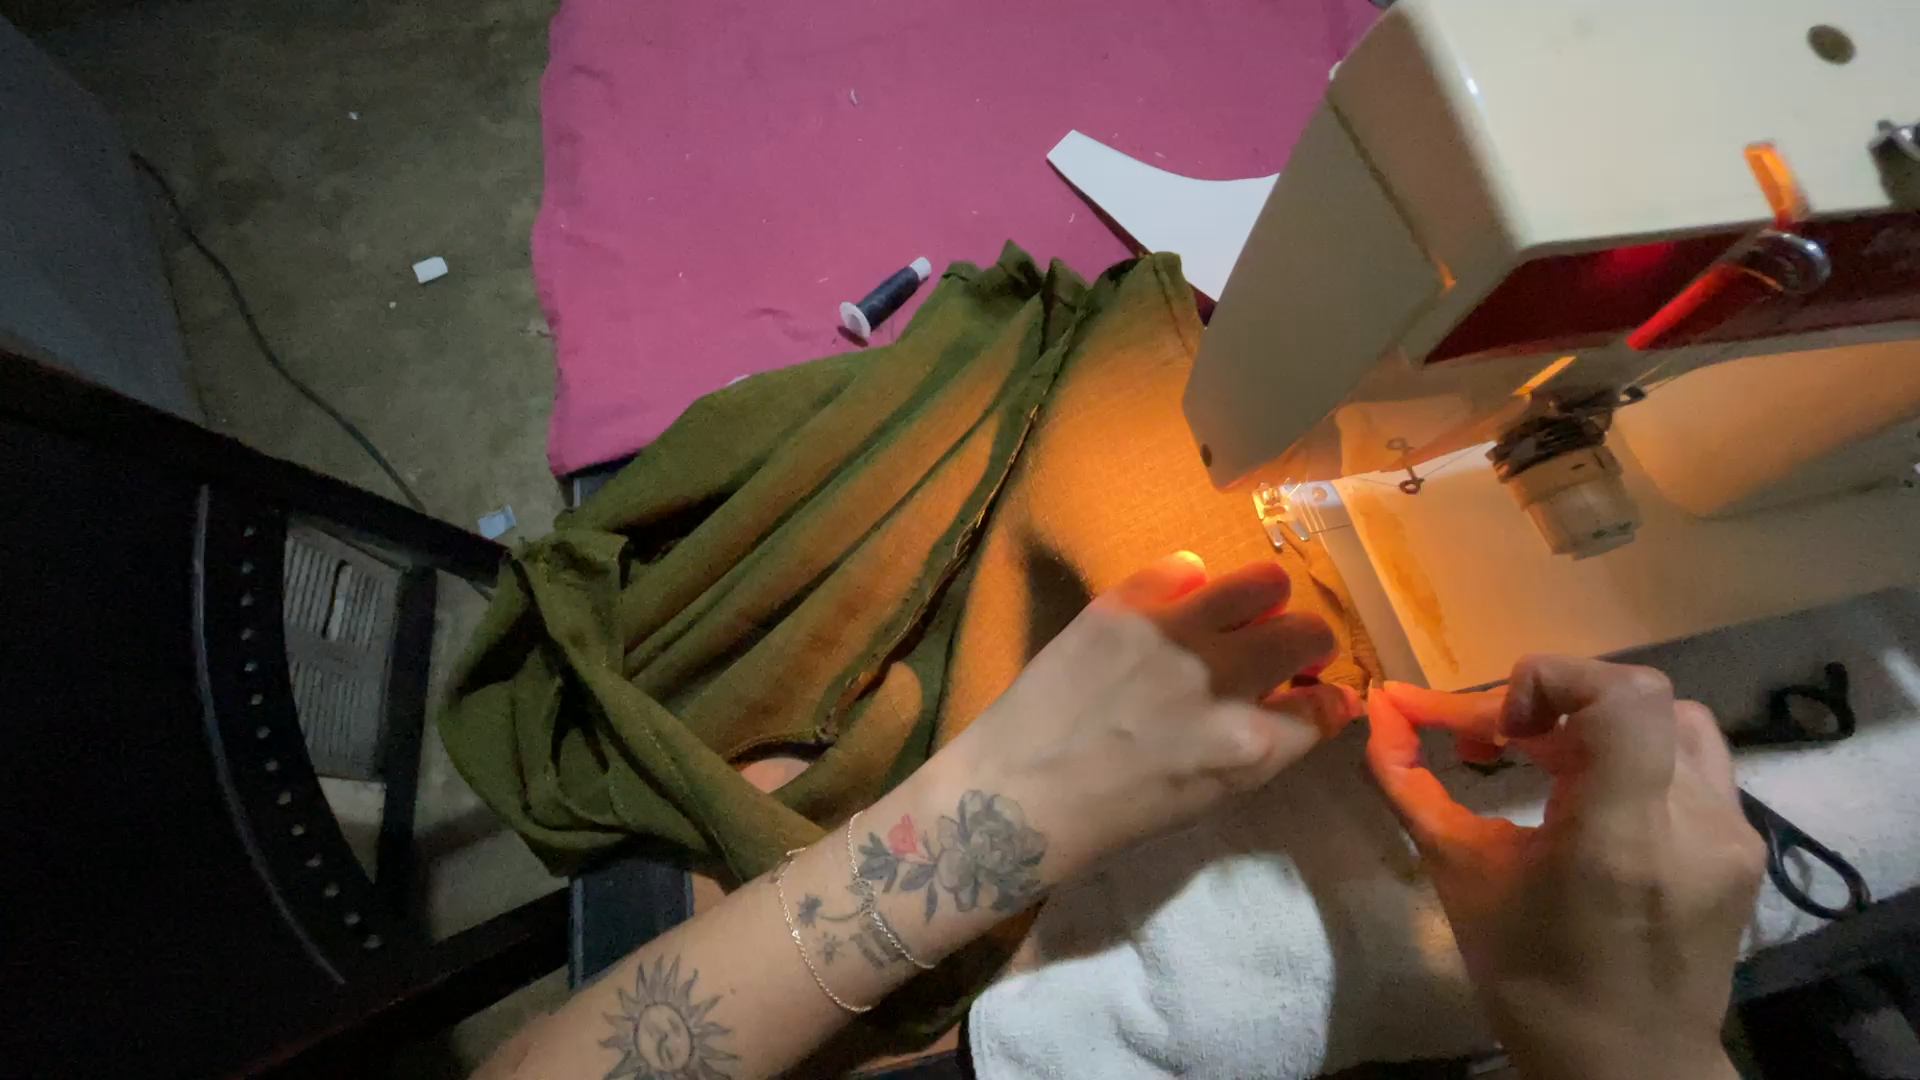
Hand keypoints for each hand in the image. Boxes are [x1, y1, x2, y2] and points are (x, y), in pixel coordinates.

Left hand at [945, 552, 1352, 886]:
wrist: (1019, 789)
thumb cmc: (1114, 813)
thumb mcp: (1208, 798)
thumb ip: (1263, 748)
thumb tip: (1306, 704)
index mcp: (1250, 745)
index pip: (1326, 704)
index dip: (1326, 698)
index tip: (1316, 692)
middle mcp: (1221, 679)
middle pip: (1306, 631)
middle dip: (1307, 642)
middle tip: (1281, 649)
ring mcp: (1169, 634)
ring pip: (1259, 582)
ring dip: (1263, 600)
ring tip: (1237, 615)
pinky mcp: (1121, 605)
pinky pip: (1182, 566)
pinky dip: (1190, 584)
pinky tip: (1176, 605)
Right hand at [1366, 657, 1764, 1079]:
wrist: (1622, 1060)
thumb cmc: (1523, 968)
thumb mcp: (1448, 863)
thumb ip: (1404, 777)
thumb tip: (1377, 709)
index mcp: (1621, 836)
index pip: (1623, 698)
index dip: (1550, 679)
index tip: (1498, 724)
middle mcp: (1697, 825)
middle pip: (1634, 697)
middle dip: (1544, 700)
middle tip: (1489, 740)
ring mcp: (1732, 834)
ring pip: (1670, 716)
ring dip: (1589, 717)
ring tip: (1536, 754)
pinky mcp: (1740, 843)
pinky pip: (1685, 755)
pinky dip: (1620, 745)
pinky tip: (1576, 783)